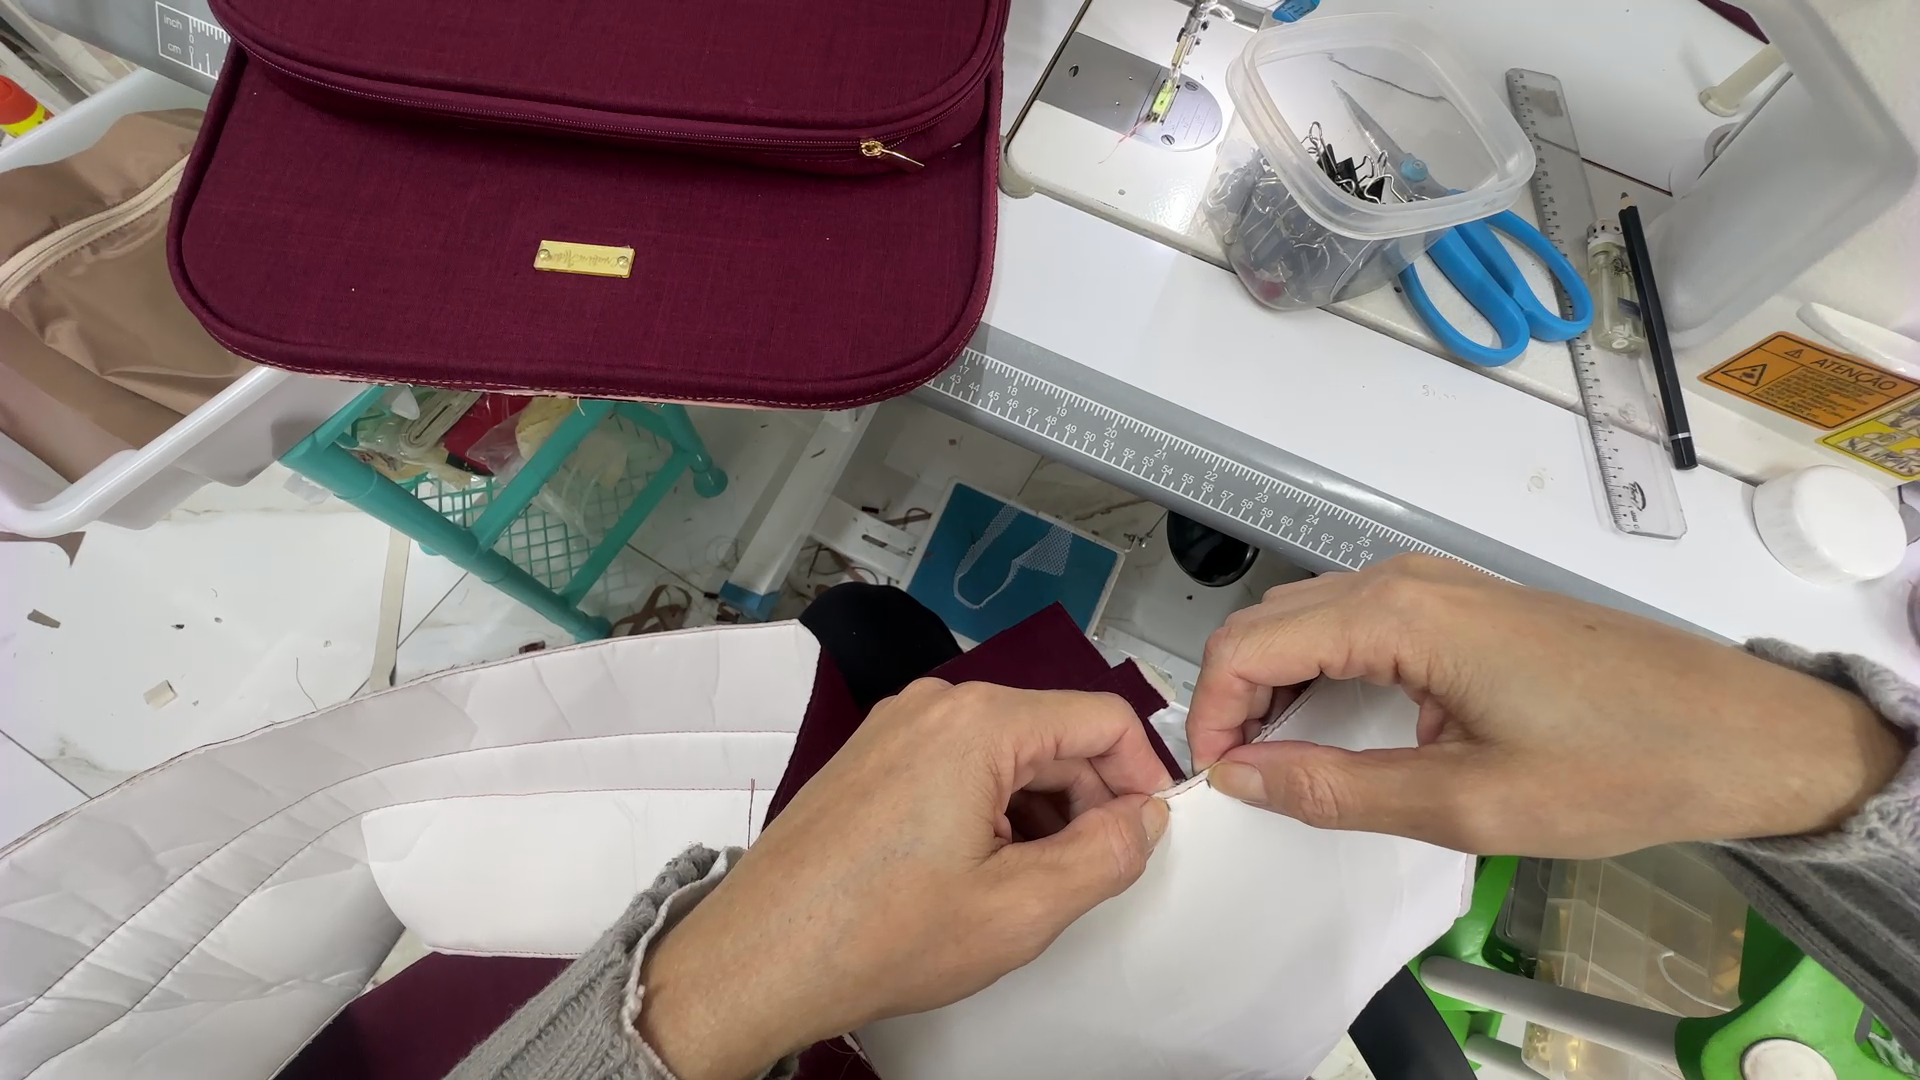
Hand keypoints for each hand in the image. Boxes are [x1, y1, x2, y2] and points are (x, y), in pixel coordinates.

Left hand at [638, 679, 1172, 1079]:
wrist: (758, 954)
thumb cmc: (880, 933)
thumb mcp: (1019, 908)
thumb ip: (1106, 855)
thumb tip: (1144, 816)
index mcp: (979, 721)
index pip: (1101, 717)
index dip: (1141, 773)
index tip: (1145, 832)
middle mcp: (938, 702)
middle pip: (1052, 732)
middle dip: (1086, 798)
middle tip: (1083, 874)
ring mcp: (901, 722)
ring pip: (1007, 749)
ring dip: (1038, 806)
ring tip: (1025, 879)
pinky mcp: (878, 749)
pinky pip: (962, 759)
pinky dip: (992, 802)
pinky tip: (980, 861)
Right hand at [1189, 555, 1904, 857]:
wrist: (1757, 733)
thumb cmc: (1620, 768)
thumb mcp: (1469, 803)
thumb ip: (1335, 788)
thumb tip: (1238, 777)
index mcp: (1393, 615)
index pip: (1247, 647)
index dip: (1213, 711)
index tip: (1220, 777)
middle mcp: (1394, 579)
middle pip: (1262, 624)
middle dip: (1231, 695)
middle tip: (1243, 769)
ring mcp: (1422, 581)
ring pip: (1296, 617)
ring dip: (1267, 679)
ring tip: (1277, 750)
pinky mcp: (1445, 597)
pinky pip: (1339, 619)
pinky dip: (1309, 666)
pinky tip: (1328, 716)